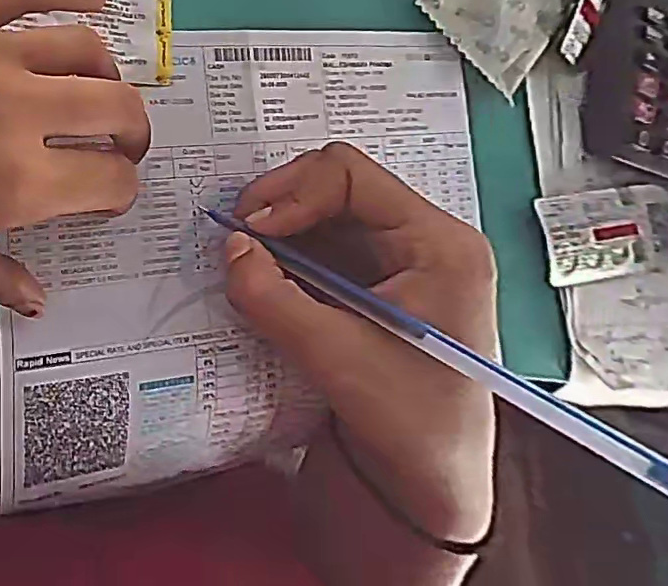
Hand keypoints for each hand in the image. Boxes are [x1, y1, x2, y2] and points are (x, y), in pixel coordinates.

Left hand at [0, 0, 150, 314]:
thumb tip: (40, 298)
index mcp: (13, 184)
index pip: (107, 182)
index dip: (119, 193)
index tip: (104, 200)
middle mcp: (17, 111)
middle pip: (115, 108)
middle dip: (133, 135)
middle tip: (119, 149)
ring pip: (84, 49)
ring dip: (109, 76)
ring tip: (99, 94)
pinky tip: (94, 2)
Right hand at [223, 143, 496, 553]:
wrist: (424, 491)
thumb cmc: (410, 427)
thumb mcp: (337, 359)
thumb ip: (274, 298)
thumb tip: (230, 246)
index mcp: (438, 244)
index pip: (351, 176)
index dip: (294, 191)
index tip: (253, 227)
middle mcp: (419, 238)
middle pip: (333, 183)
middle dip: (280, 203)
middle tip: (239, 231)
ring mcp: (393, 256)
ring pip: (319, 208)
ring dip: (277, 225)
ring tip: (245, 253)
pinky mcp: (367, 277)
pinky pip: (315, 239)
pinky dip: (282, 247)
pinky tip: (262, 271)